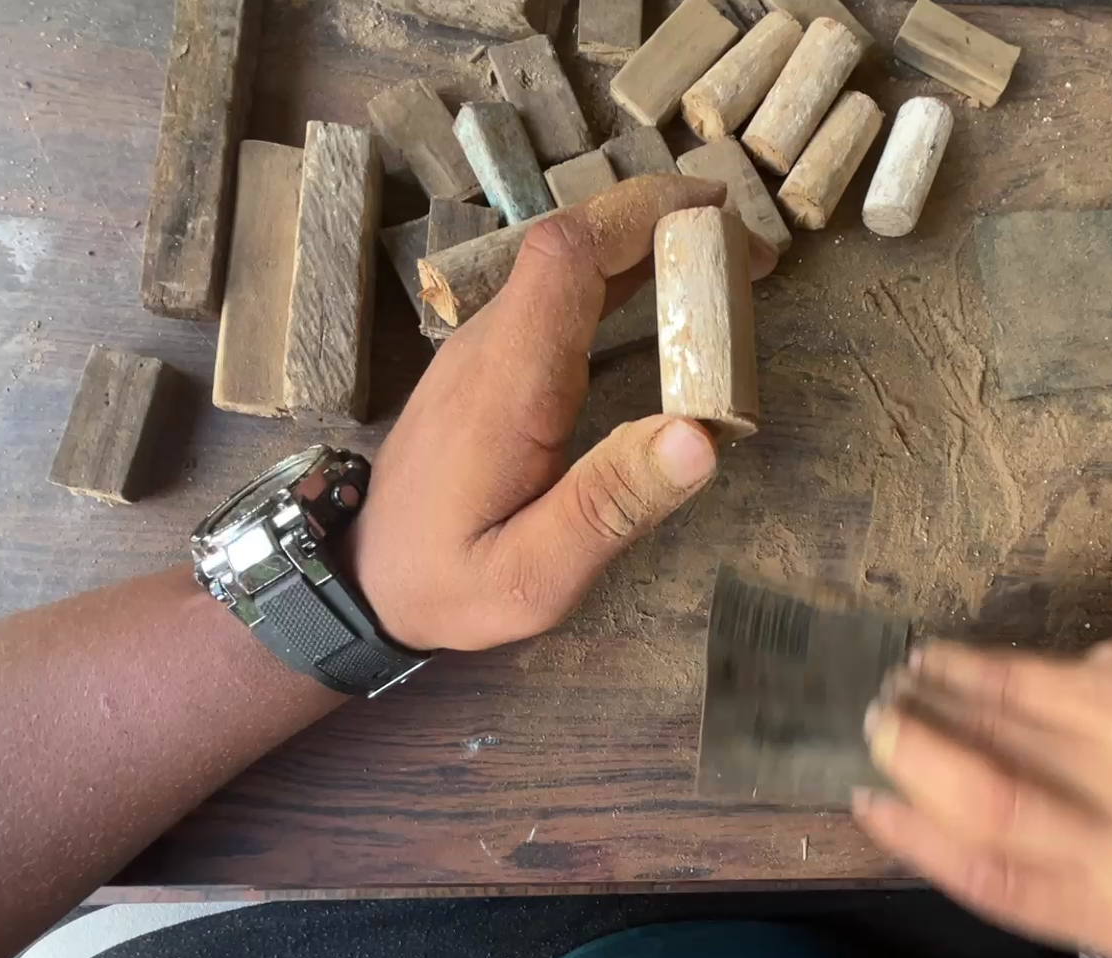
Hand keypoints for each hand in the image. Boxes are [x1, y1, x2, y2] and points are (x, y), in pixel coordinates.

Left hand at [351, 176, 778, 650]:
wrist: (366, 578)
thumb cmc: (449, 585)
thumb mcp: (534, 577)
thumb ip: (608, 507)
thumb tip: (701, 437)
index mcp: (505, 385)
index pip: (565, 259)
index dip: (640, 217)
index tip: (716, 218)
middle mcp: (488, 347)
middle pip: (570, 247)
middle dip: (661, 226)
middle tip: (744, 252)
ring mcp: (482, 351)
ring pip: (563, 268)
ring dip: (643, 250)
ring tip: (719, 271)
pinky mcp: (489, 366)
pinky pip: (555, 298)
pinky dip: (616, 282)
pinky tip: (659, 301)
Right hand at [851, 639, 1111, 957]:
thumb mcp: (1096, 874)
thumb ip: (1015, 856)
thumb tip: (900, 800)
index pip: (992, 882)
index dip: (914, 838)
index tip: (867, 800)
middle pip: (995, 805)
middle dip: (915, 757)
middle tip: (877, 727)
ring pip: (1001, 732)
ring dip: (930, 704)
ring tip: (897, 691)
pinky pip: (1024, 678)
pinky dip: (964, 666)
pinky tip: (933, 660)